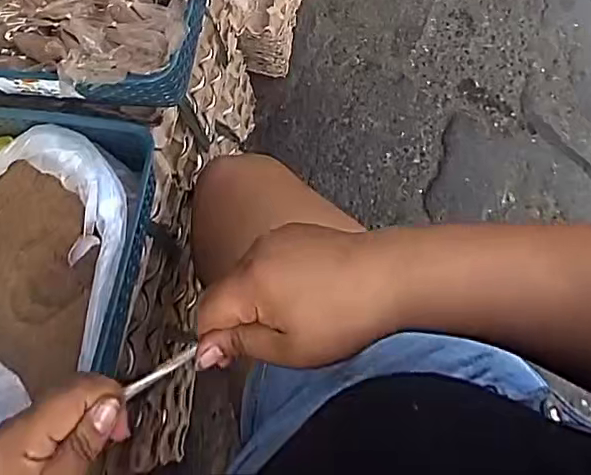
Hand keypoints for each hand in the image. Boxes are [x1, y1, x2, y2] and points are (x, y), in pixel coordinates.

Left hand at [0, 375, 129, 474]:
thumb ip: (82, 446)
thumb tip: (110, 404)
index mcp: (22, 431)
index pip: (79, 386)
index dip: (110, 397)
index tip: (123, 429)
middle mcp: (12, 425)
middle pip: (69, 389)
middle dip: (100, 402)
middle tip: (118, 435)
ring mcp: (8, 438)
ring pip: (60, 403)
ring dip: (86, 413)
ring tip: (102, 441)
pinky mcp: (8, 451)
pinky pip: (48, 421)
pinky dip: (70, 425)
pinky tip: (78, 446)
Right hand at [195, 223, 399, 370]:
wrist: (386, 275)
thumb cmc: (345, 313)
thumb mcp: (287, 349)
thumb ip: (238, 345)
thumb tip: (205, 350)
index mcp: (250, 279)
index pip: (204, 311)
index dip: (212, 341)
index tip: (226, 358)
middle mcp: (259, 250)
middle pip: (226, 290)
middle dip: (238, 318)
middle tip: (271, 342)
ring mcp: (279, 237)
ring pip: (249, 274)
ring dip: (259, 298)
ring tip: (298, 317)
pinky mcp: (298, 231)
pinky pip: (272, 258)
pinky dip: (279, 278)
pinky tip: (309, 295)